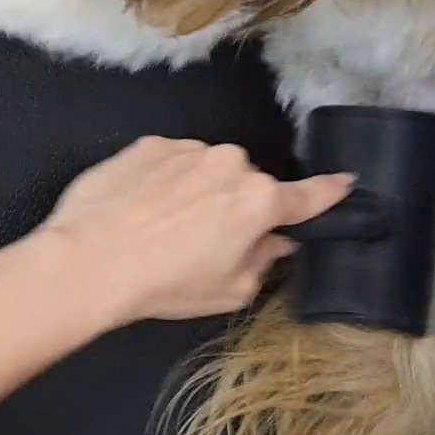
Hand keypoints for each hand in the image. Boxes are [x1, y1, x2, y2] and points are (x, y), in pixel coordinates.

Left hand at [35, 136, 352, 325]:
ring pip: (205, 168)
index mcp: (258, 201)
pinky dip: (163, 179)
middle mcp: (229, 163)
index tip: (345, 180)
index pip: (306, 196)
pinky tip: (139, 207)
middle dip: (235, 204)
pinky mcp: (148, 144)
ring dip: (196, 189)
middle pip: (245, 183)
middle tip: (204, 238)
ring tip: (162, 224)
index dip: (327, 192)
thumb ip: (263, 261)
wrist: (90, 259)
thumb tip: (275, 241)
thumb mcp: (229, 291)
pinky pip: (170, 160)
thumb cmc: (166, 283)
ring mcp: (186, 148)